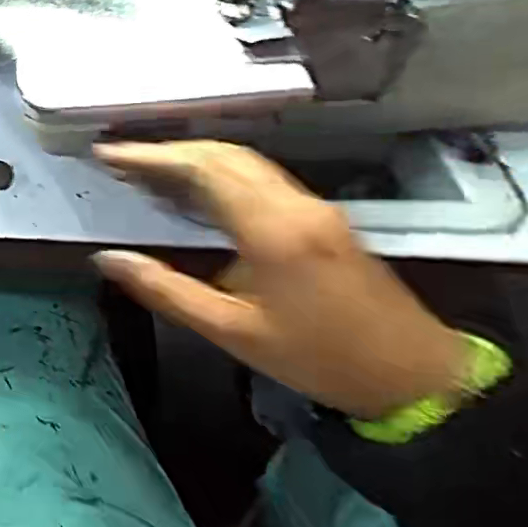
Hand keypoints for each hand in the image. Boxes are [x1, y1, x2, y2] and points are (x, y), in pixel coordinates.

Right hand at [91, 140, 466, 419]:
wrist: (418, 376)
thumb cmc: (321, 358)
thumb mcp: (233, 331)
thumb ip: (166, 291)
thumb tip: (109, 260)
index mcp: (272, 229)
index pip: (203, 169)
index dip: (151, 156)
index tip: (110, 154)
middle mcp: (293, 204)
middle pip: (222, 154)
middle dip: (167, 150)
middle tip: (120, 160)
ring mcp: (311, 205)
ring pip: (242, 160)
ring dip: (192, 157)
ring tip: (146, 171)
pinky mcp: (320, 215)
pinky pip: (257, 176)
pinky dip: (217, 171)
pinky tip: (195, 190)